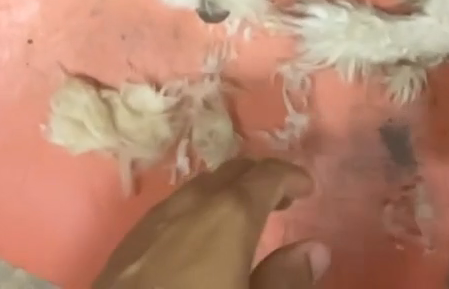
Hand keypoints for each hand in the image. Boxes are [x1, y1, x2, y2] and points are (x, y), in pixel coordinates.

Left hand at [93, 158, 330, 288]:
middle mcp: (194, 201)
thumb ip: (285, 279)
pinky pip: (177, 205)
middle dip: (261, 179)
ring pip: (203, 186)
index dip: (291, 175)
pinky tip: (200, 238)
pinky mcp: (132, 239)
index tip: (308, 187)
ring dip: (229, 192)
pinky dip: (201, 208)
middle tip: (283, 199)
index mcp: (230, 213)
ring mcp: (158, 216)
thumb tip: (316, 249)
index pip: (267, 174)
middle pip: (234, 171)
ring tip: (246, 218)